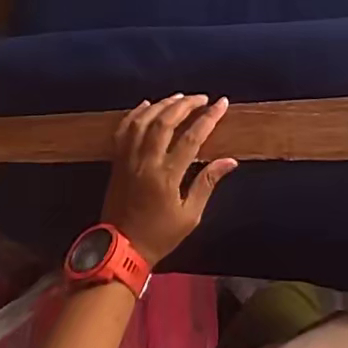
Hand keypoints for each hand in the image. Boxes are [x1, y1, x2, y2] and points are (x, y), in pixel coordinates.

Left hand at [101, 94, 238, 262]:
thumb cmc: (160, 235)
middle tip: (201, 98)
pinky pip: (124, 130)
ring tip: (179, 97)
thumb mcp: (190, 216)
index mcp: (167, 176)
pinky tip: (147, 104)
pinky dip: (135, 114)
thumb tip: (230, 161)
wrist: (120, 249)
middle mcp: (146, 161)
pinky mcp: (117, 161)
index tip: (221, 103)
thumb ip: (207, 183)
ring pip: (144, 121)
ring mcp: (128, 159)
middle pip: (165, 122)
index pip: (191, 137)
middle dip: (185, 105)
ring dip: (162, 105)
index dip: (208, 118)